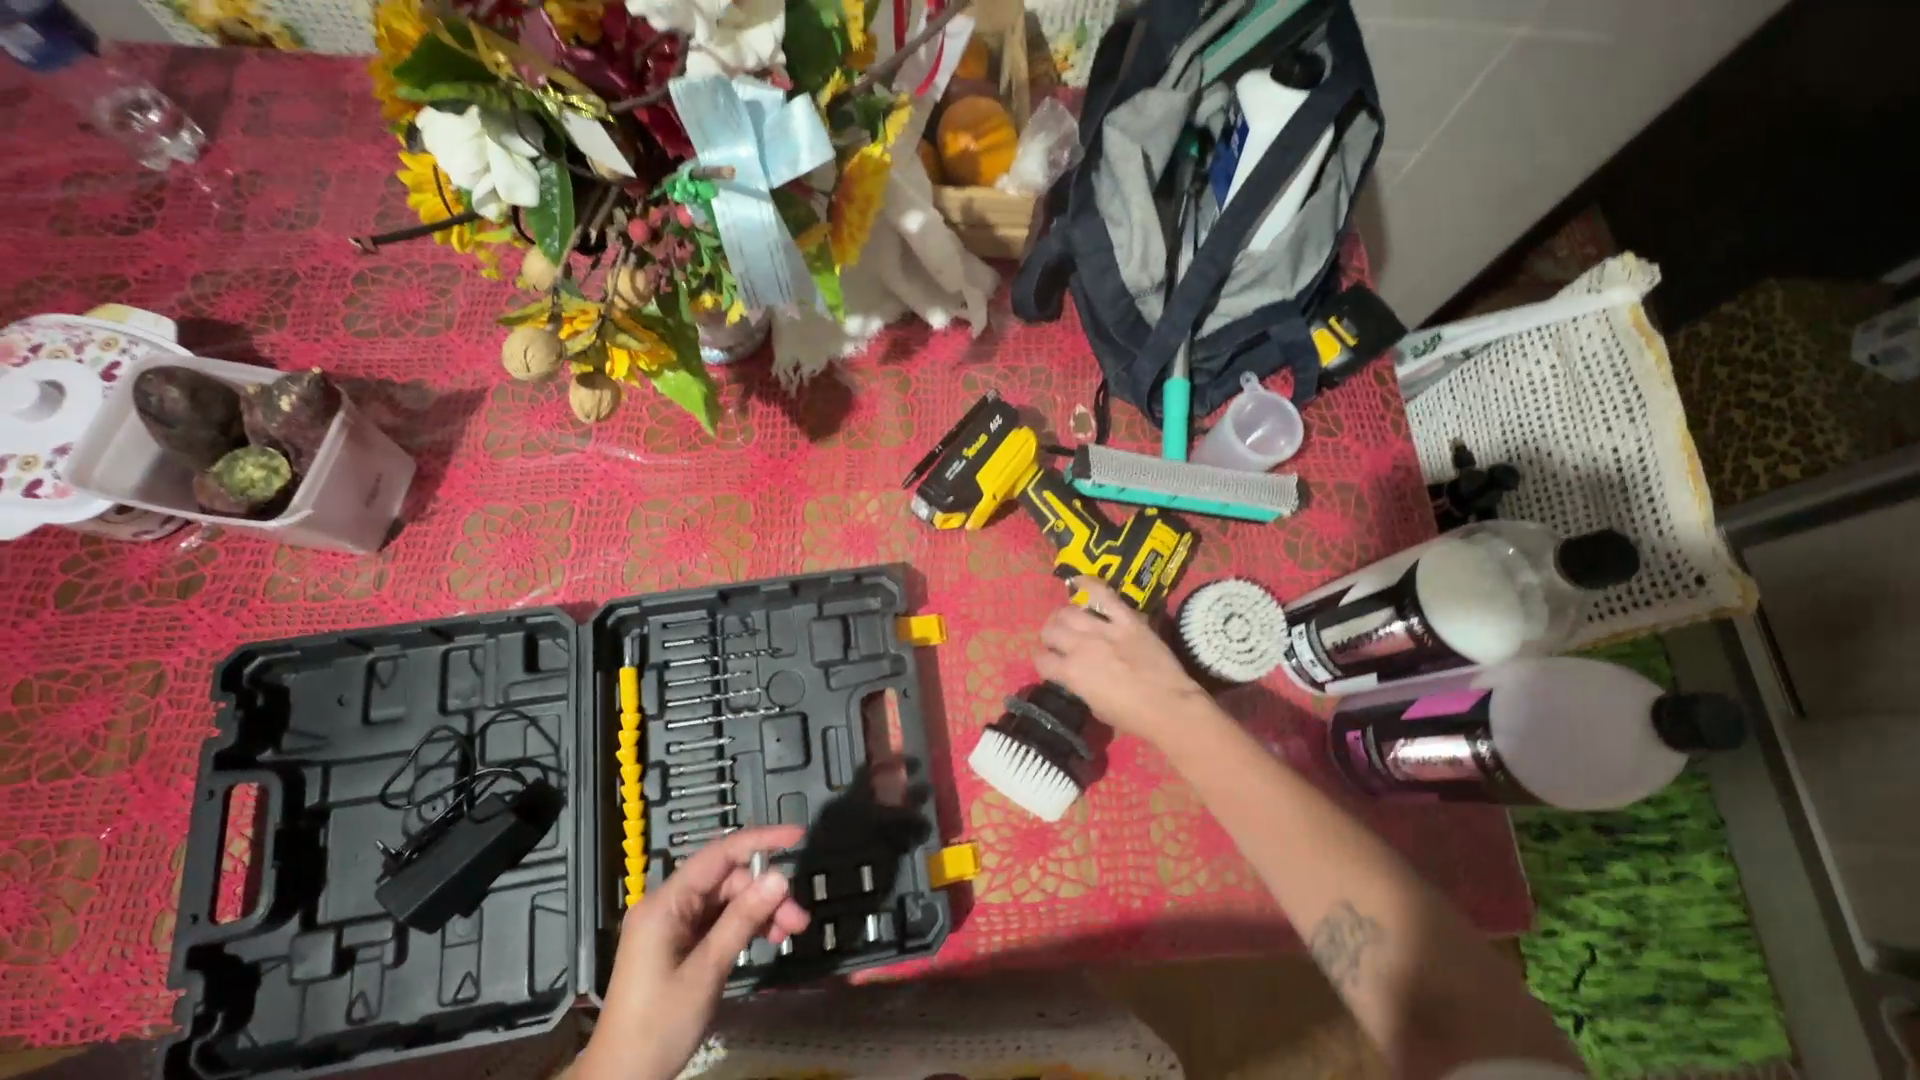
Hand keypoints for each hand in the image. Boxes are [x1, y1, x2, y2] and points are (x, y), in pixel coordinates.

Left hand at [577, 826, 811, 1079]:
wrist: (622, 1078)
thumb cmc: (659, 1025)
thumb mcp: (706, 971)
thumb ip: (742, 920)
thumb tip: (779, 877)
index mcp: (664, 904)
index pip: (718, 855)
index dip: (759, 841)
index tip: (797, 835)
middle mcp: (668, 906)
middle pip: (727, 880)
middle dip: (766, 892)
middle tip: (799, 919)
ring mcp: (673, 926)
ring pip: (727, 901)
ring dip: (761, 911)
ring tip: (789, 934)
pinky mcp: (680, 945)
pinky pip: (719, 921)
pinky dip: (746, 927)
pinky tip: (767, 939)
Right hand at [1033, 576, 1208, 745]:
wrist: (1169, 706)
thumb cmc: (1132, 716)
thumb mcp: (1095, 707)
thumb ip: (1080, 686)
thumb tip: (1076, 676)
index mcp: (1071, 673)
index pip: (1041, 660)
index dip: (1044, 662)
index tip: (1051, 664)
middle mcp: (1080, 646)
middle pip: (1051, 630)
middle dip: (1050, 636)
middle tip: (1058, 640)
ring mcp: (1104, 629)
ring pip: (1068, 611)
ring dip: (1063, 616)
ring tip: (1068, 619)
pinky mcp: (1126, 619)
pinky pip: (1103, 594)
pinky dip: (1087, 585)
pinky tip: (1078, 583)